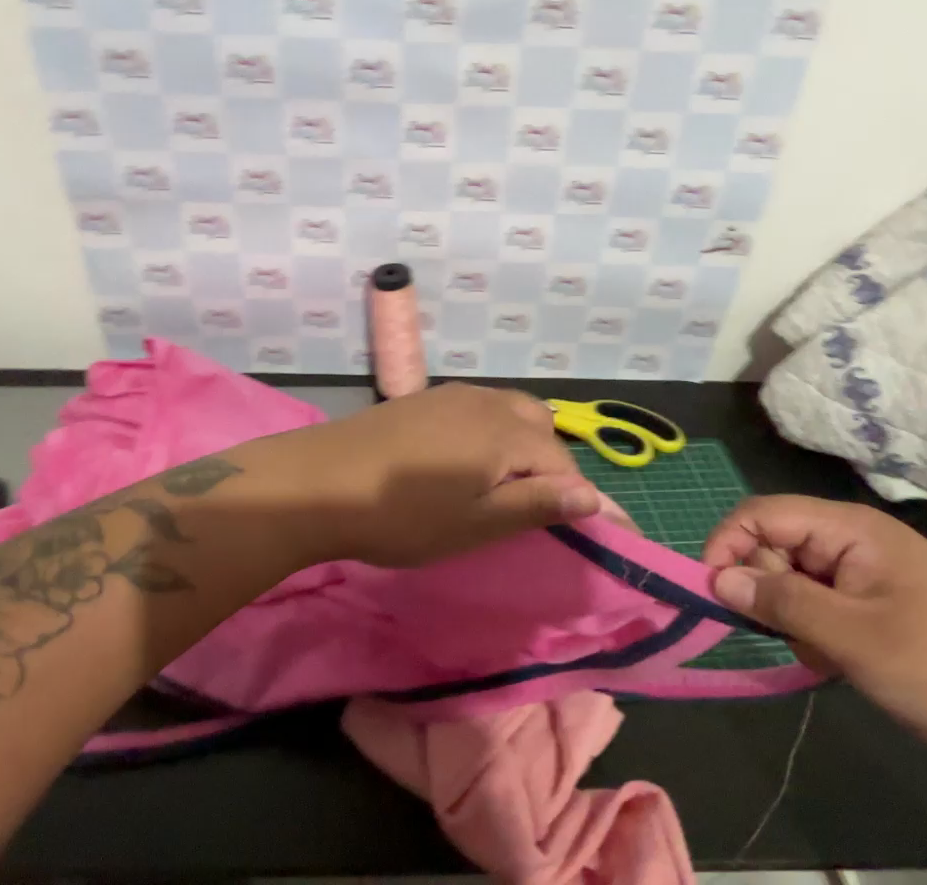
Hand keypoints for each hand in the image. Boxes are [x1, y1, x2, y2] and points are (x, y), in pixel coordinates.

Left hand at [260, 383, 600, 567]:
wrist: (316, 482)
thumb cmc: (401, 515)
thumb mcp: (475, 524)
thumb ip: (537, 506)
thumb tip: (594, 496)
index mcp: (508, 434)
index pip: (566, 468)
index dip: (587, 502)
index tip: (610, 531)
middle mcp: (489, 404)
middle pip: (542, 432)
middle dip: (553, 469)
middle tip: (542, 512)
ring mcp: (453, 395)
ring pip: (512, 414)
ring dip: (524, 447)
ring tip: (507, 487)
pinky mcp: (425, 398)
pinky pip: (481, 410)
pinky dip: (493, 434)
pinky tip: (468, 462)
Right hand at [702, 495, 926, 750]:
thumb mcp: (852, 637)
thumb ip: (780, 602)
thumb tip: (715, 579)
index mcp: (853, 529)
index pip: (764, 512)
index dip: (728, 543)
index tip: (711, 591)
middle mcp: (855, 540)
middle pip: (775, 544)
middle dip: (766, 588)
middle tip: (792, 633)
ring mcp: (865, 573)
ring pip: (791, 579)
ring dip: (792, 618)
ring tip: (825, 653)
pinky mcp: (872, 604)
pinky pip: (816, 604)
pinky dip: (814, 632)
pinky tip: (839, 661)